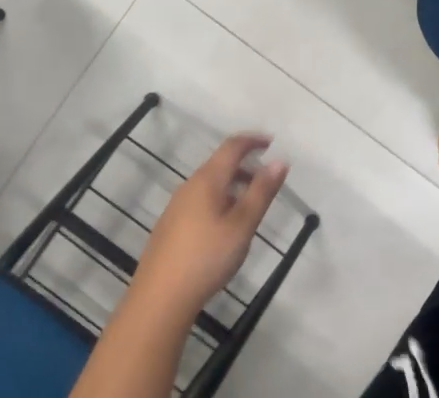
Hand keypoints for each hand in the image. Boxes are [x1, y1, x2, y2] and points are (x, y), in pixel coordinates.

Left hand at [132, 135, 289, 316]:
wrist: (159, 298)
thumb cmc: (206, 257)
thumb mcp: (242, 225)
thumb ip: (261, 192)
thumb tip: (279, 161)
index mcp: (207, 180)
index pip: (232, 146)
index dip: (253, 141)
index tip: (272, 143)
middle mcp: (189, 187)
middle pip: (220, 164)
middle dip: (245, 166)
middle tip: (267, 180)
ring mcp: (176, 207)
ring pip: (210, 185)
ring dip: (233, 185)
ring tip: (250, 206)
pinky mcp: (170, 227)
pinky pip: (200, 201)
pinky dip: (219, 201)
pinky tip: (225, 228)